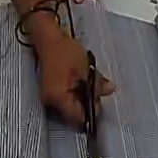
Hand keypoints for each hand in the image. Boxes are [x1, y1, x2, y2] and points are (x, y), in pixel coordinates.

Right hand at [27, 12, 115, 126]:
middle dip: (87, 105)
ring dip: (81, 99)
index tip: (98, 101)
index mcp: (59, 98)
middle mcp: (51, 103)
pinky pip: (66, 101)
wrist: (47, 39)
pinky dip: (75, 95)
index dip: (90, 113)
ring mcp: (49, 99)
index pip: (78, 118)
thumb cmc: (65, 52)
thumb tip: (110, 91)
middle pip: (74, 115)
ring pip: (70, 108)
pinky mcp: (50, 94)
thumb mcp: (86, 67)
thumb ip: (97, 84)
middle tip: (95, 90)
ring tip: (86, 83)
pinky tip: (79, 83)